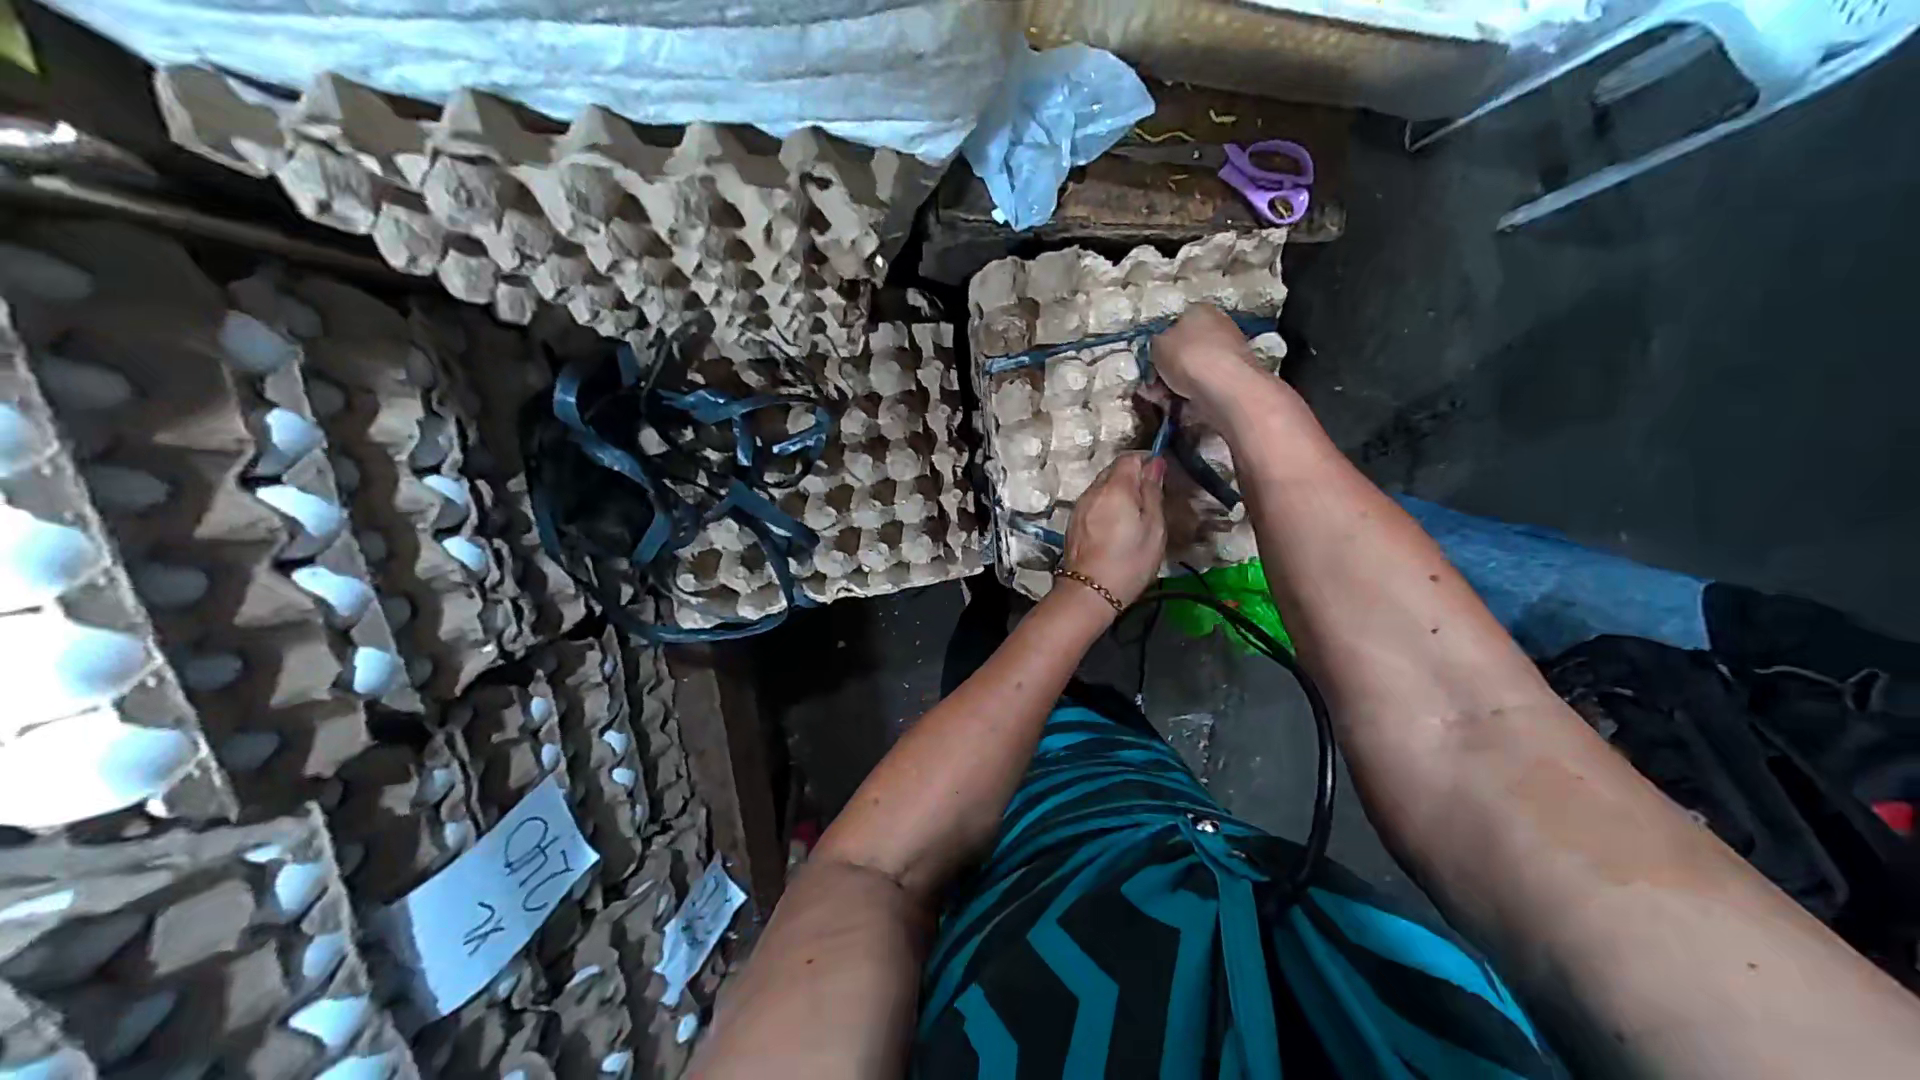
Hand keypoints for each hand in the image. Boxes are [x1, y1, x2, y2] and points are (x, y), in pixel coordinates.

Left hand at [1062, 452, 1167, 608]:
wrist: (1089, 592)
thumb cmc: (1129, 561)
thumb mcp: (1153, 527)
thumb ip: (1152, 491)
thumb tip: (1155, 463)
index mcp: (1114, 488)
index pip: (1129, 458)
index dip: (1146, 461)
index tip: (1160, 477)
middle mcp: (1092, 491)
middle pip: (1113, 470)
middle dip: (1132, 476)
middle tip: (1150, 499)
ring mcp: (1079, 506)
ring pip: (1102, 487)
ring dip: (1118, 492)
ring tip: (1135, 514)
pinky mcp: (1073, 522)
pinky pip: (1093, 502)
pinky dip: (1106, 505)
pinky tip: (1116, 526)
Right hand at [1148, 304, 1266, 414]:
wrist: (1224, 386)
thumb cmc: (1187, 356)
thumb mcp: (1156, 344)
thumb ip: (1155, 343)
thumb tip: (1159, 346)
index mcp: (1200, 310)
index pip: (1176, 320)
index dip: (1160, 340)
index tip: (1150, 357)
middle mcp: (1218, 325)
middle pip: (1185, 346)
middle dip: (1167, 364)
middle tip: (1152, 380)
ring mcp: (1228, 351)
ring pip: (1193, 367)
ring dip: (1175, 381)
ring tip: (1161, 396)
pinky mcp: (1233, 376)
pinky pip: (1203, 383)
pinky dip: (1190, 392)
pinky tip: (1178, 402)